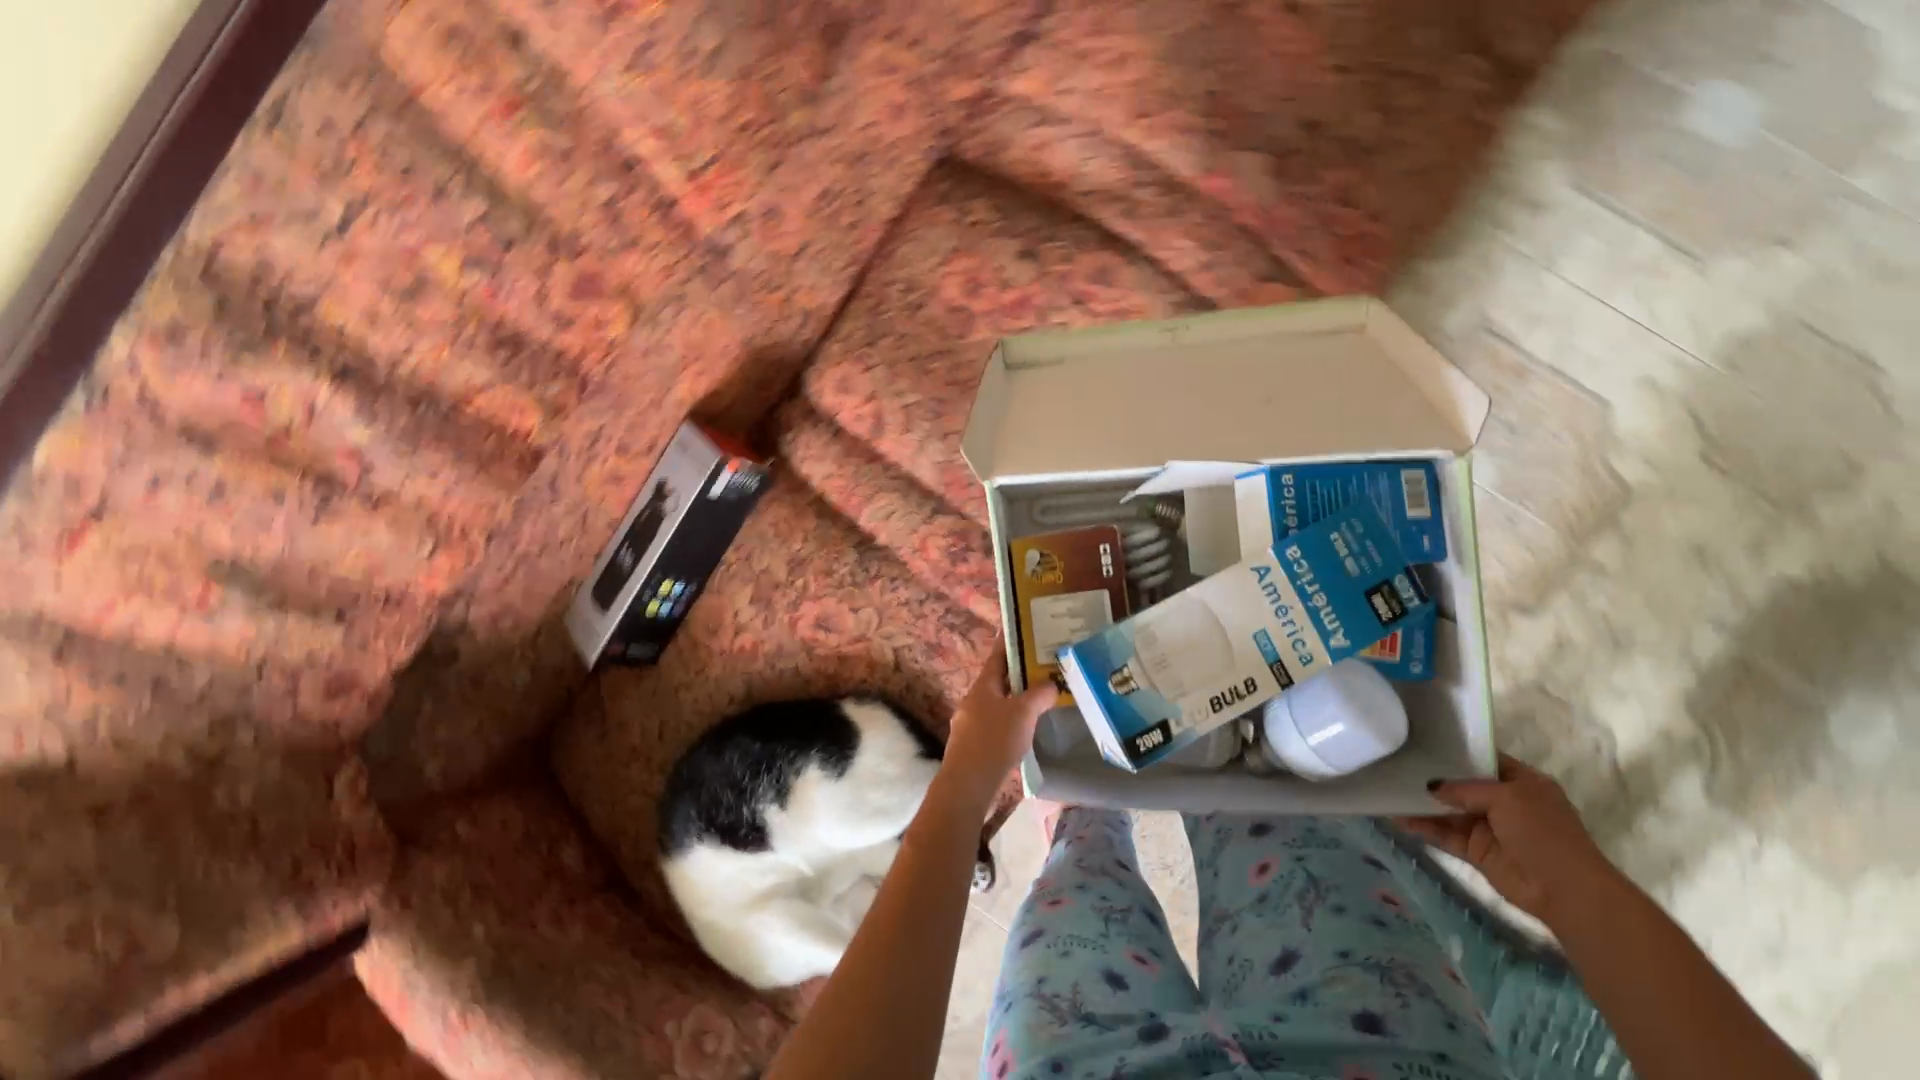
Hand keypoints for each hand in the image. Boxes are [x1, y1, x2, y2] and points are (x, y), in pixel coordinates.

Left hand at [939, 652, 1053, 810]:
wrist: (968, 783)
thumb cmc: (995, 739)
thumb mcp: (1024, 712)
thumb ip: (1040, 694)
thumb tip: (1051, 684)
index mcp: (982, 686)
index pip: (996, 656)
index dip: (1008, 643)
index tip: (1018, 630)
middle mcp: (972, 700)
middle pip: (997, 680)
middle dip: (1017, 674)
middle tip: (1040, 667)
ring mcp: (970, 723)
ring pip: (996, 704)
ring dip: (1014, 700)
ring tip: (1038, 699)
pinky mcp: (973, 745)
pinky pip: (995, 724)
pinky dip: (1010, 721)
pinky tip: (1024, 730)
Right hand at [1398, 754, 1623, 928]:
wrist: (1563, 890)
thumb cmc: (1543, 832)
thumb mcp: (1507, 797)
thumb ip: (1465, 789)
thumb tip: (1432, 787)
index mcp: (1522, 782)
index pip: (1484, 760)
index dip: (1456, 751)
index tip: (1422, 742)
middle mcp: (1504, 802)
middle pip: (1462, 785)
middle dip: (1433, 778)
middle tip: (1397, 764)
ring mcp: (1489, 828)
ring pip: (1450, 811)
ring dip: (1423, 804)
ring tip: (1390, 791)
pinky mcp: (1476, 852)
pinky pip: (1446, 835)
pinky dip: (1424, 828)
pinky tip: (1398, 819)